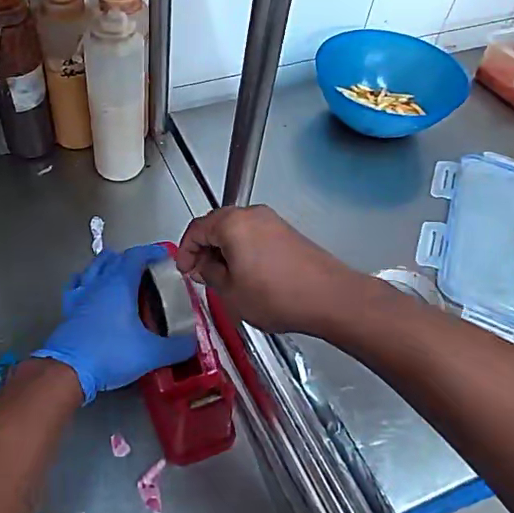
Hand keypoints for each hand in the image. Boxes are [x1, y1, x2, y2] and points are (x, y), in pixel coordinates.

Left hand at [32, 243, 196, 404]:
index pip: (136, 255)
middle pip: (115, 258)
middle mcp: (99, 283)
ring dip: (108, 266)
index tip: (164, 256)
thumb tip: (192, 344)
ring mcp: (81, 294)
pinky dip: (87, 280)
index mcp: (120, 284)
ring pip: (94, 267)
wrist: (68, 371)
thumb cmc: (110, 353)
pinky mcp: (69, 309)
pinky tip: (90, 289)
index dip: (151, 252)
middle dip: (132, 259)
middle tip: (147, 271)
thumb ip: (176, 347)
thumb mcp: (150, 353)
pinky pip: (77, 284)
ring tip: (120, 275)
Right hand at [176, 205, 373, 336]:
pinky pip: (254, 235)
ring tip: (223, 278)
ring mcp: (271, 221)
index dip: (186, 251)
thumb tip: (204, 266)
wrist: (329, 298)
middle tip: (199, 273)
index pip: (196, 229)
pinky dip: (243, 250)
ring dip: (224, 250)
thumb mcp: (230, 291)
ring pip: (236, 230)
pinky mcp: (286, 232)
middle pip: (216, 225)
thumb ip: (209, 273)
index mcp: (231, 223)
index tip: (184, 268)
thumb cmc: (279, 295)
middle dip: (204, 248)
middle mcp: (251, 214)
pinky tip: (246, 275)